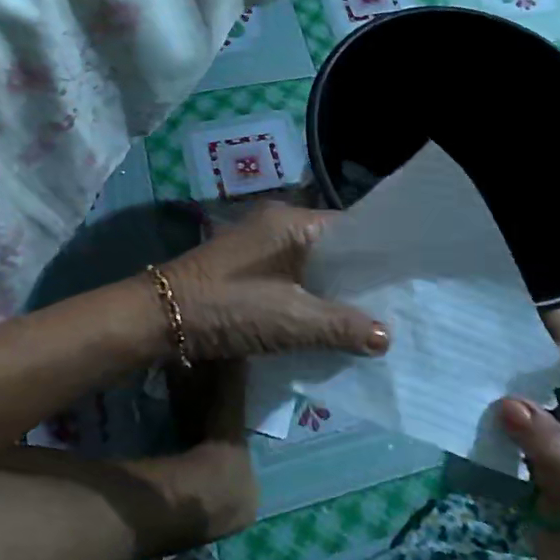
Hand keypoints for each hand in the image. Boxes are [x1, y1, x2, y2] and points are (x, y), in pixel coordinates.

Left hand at [155, 203, 389, 361]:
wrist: (155, 320)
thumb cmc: (228, 308)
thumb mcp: (291, 319)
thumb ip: (341, 326)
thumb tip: (386, 337)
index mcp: (291, 222)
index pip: (350, 230)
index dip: (378, 256)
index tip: (404, 281)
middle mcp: (277, 227)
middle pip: (332, 251)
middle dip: (358, 281)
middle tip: (393, 306)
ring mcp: (260, 249)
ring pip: (312, 269)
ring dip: (334, 294)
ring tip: (369, 320)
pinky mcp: (248, 272)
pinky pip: (292, 281)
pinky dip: (310, 300)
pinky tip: (328, 326)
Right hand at [497, 309, 559, 559]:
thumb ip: (551, 447)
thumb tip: (508, 402)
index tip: (527, 343)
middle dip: (531, 370)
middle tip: (488, 348)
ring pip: (540, 408)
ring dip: (513, 394)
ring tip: (475, 369)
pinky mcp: (546, 466)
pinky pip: (524, 433)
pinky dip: (503, 422)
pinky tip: (476, 406)